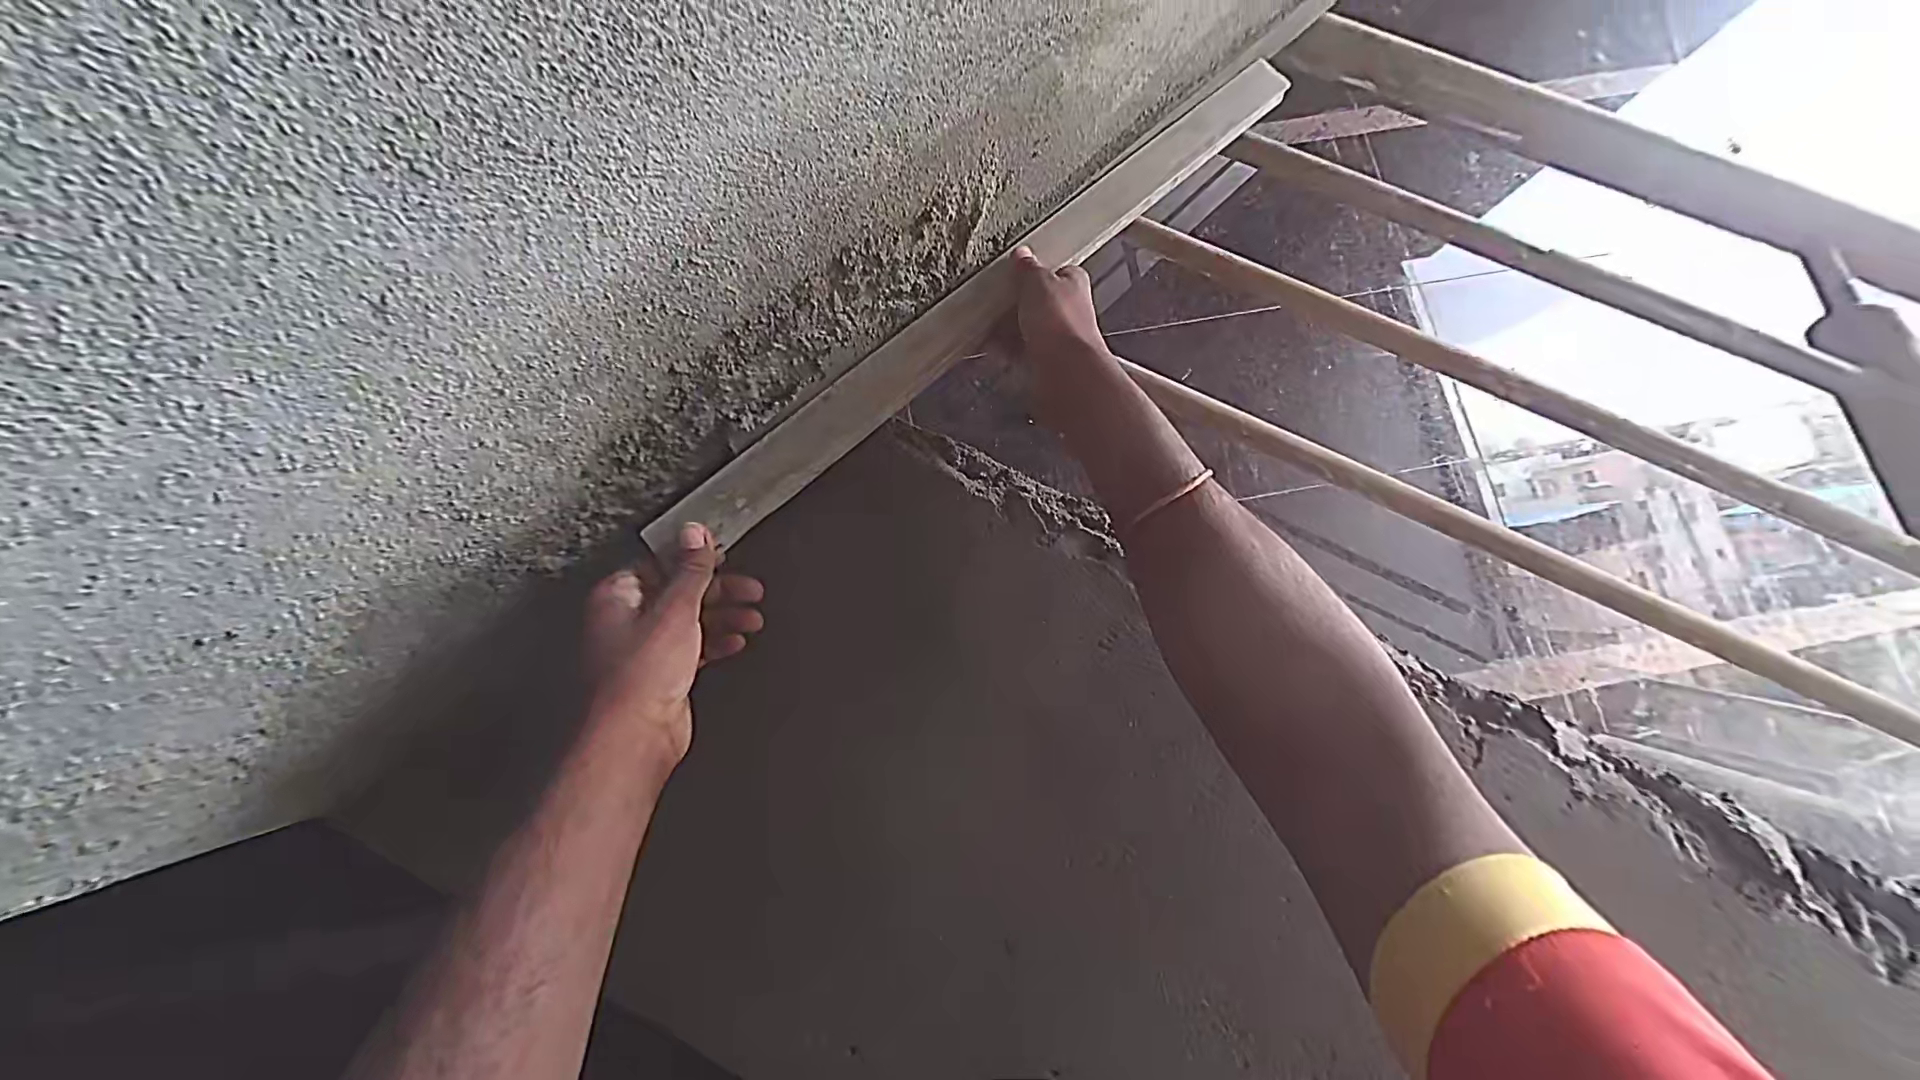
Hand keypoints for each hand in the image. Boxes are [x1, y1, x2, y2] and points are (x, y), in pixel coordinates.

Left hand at [582, 522, 765, 763]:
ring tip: (752, 617)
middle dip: (718, 591)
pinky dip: (716, 642)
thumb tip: (695, 534)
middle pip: (680, 592)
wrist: (637, 735)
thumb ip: (690, 570)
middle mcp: (626, 621)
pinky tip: (734, 641)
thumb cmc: (639, 678)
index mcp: (618, 597)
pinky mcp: (661, 673)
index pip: (660, 563)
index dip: (693, 558)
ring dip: (724, 617)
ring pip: (690, 621)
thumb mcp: (675, 610)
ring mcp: (643, 649)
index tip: (722, 555)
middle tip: (749, 590)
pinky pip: (694, 647)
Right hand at [1006, 246, 1117, 427]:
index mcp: (1073, 284)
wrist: (1066, 371)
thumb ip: (1028, 269)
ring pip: (1026, 331)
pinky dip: (1004, 352)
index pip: (1053, 272)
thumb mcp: (1037, 282)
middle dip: (1014, 305)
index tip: (1009, 275)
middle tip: (991, 303)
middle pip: (1037, 304)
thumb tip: (1022, 255)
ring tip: (984, 328)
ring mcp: (1057, 340)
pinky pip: (1019, 354)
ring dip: (1006, 330)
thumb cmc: (1059, 321)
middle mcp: (1069, 312)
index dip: (1032, 274)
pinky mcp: (1045, 365)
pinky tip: (990, 349)